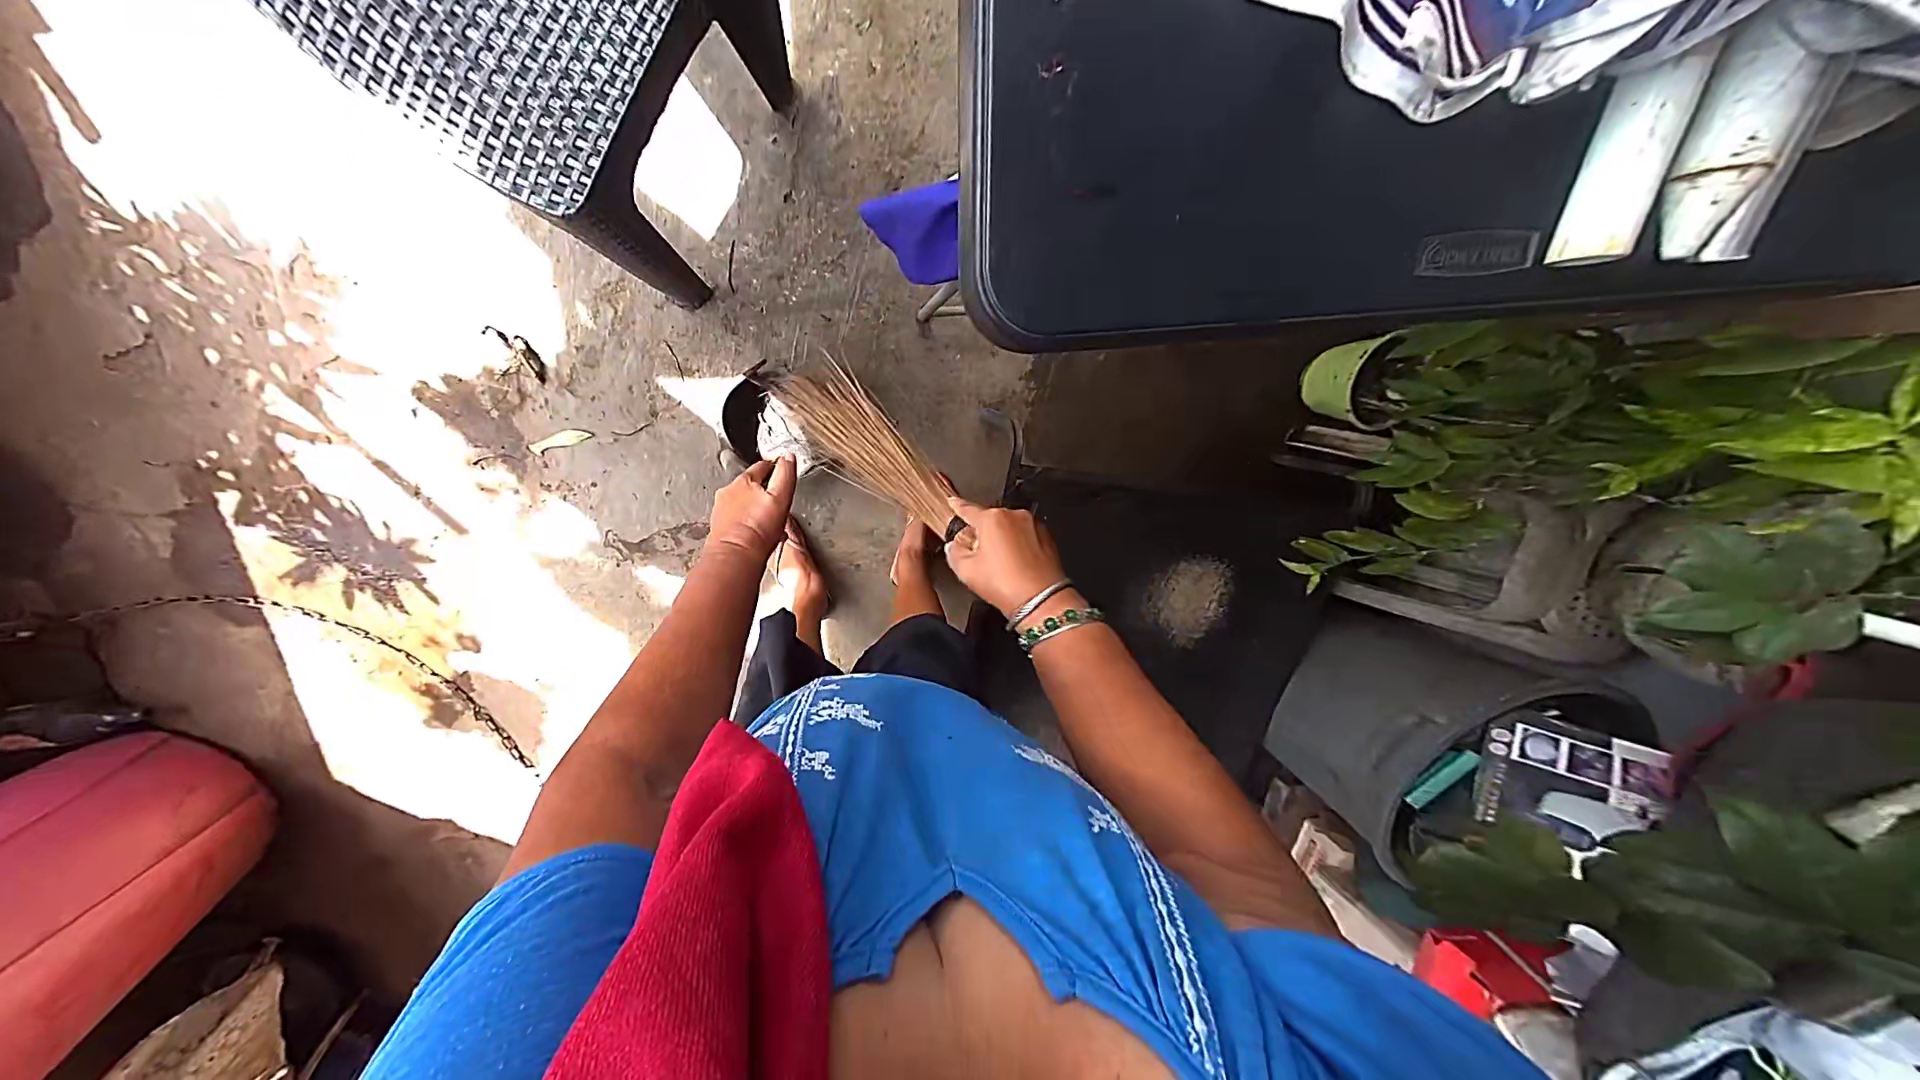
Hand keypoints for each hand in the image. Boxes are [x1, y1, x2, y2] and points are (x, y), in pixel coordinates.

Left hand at [706, 456, 796, 561]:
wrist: (735, 556)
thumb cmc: (757, 529)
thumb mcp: (780, 497)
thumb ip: (786, 475)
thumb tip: (788, 457)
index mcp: (743, 481)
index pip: (763, 466)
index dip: (776, 466)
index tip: (782, 467)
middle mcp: (728, 492)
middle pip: (750, 483)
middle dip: (763, 488)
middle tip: (776, 496)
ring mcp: (722, 510)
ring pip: (742, 501)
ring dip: (753, 505)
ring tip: (766, 514)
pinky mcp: (720, 527)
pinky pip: (736, 518)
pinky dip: (745, 520)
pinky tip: (754, 528)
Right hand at [943, 496, 1066, 617]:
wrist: (1041, 599)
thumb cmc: (1008, 585)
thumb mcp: (966, 571)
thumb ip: (954, 552)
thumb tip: (954, 546)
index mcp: (992, 518)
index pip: (968, 508)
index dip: (958, 506)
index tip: (954, 503)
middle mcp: (1015, 516)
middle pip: (990, 520)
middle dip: (982, 534)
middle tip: (978, 556)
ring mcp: (1033, 526)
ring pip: (1009, 528)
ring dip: (1002, 541)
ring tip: (999, 567)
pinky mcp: (1047, 538)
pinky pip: (1025, 537)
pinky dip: (1018, 547)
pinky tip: (1015, 567)